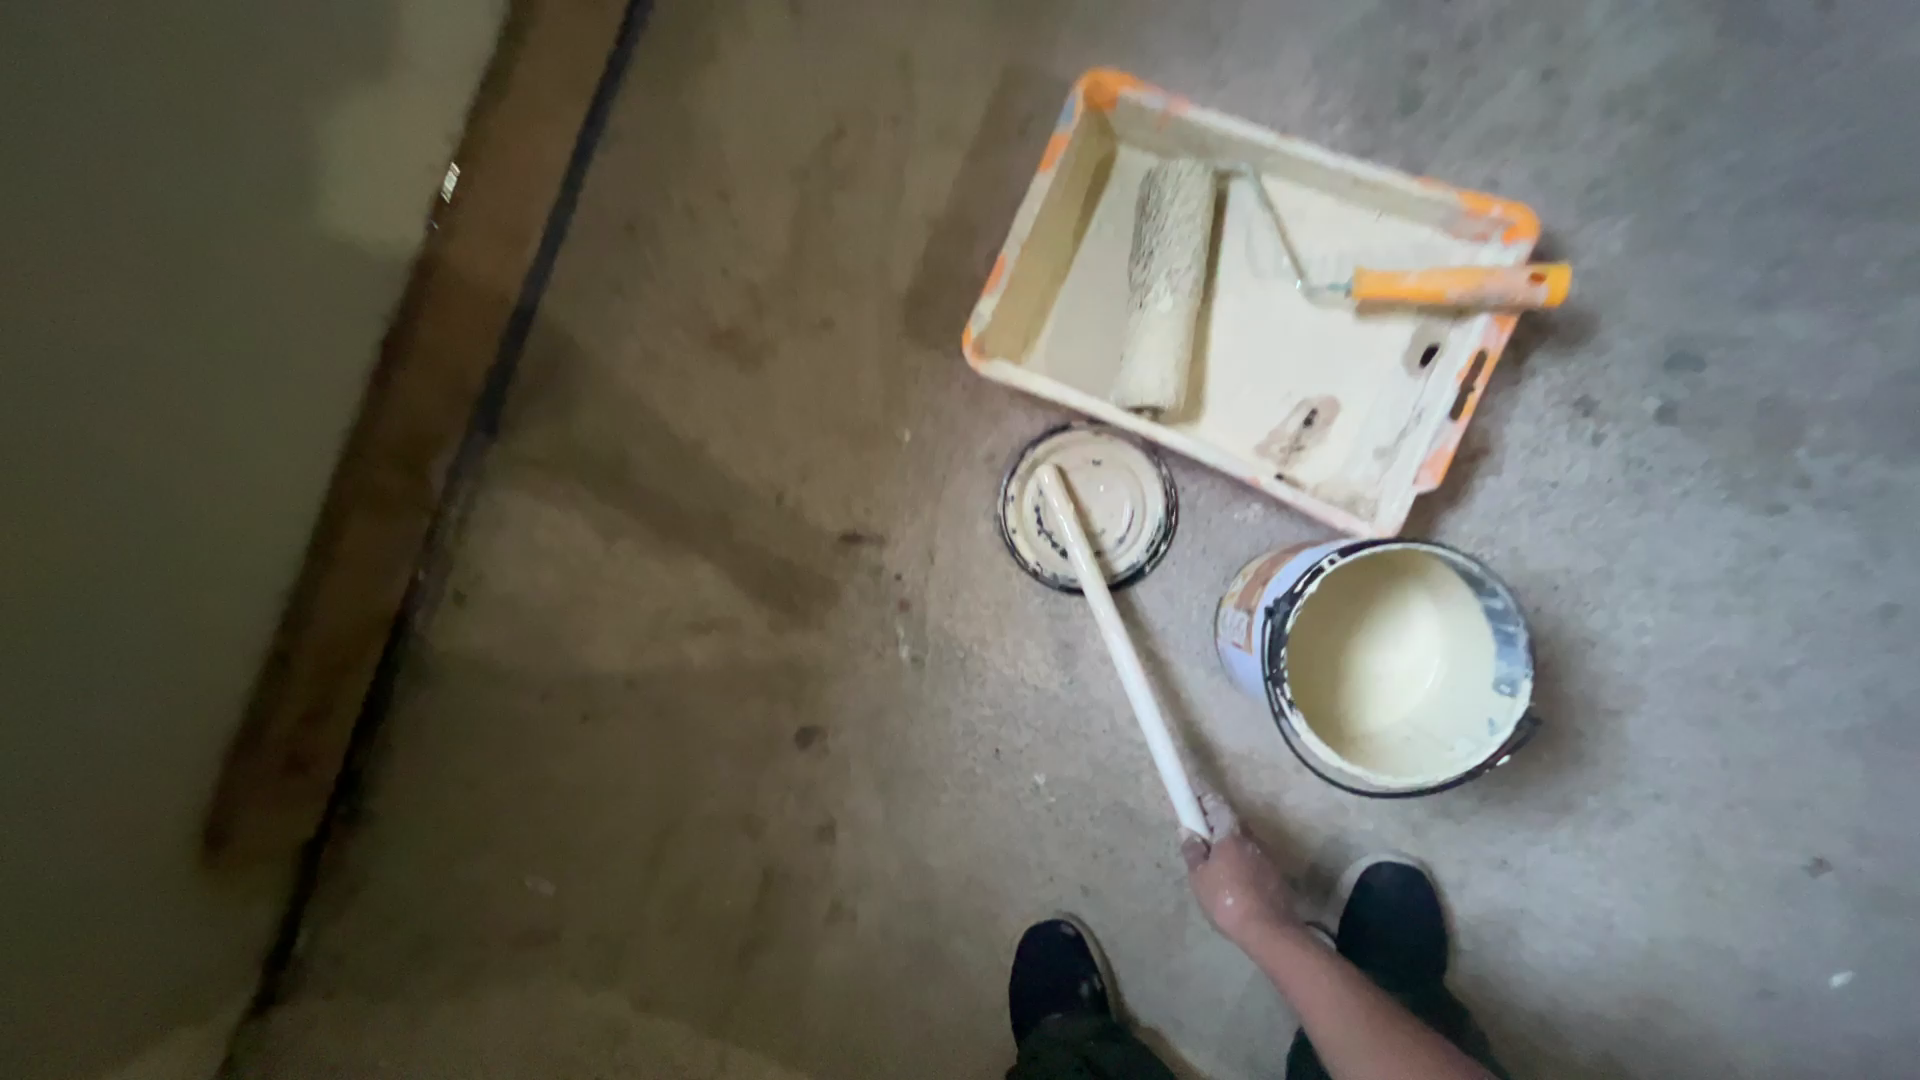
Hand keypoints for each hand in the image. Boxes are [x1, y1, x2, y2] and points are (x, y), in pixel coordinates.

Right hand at [1181, 793, 1298, 949]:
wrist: (1269, 931)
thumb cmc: (1227, 900)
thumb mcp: (1199, 877)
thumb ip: (1192, 851)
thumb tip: (1188, 832)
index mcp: (1231, 833)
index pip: (1216, 803)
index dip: (1203, 798)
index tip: (1192, 799)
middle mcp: (1252, 839)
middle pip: (1231, 823)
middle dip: (1216, 825)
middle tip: (1200, 836)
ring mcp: (1267, 857)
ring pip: (1244, 843)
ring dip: (1230, 846)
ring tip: (1216, 865)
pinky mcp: (1276, 876)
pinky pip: (1253, 860)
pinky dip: (1242, 863)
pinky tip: (1234, 881)